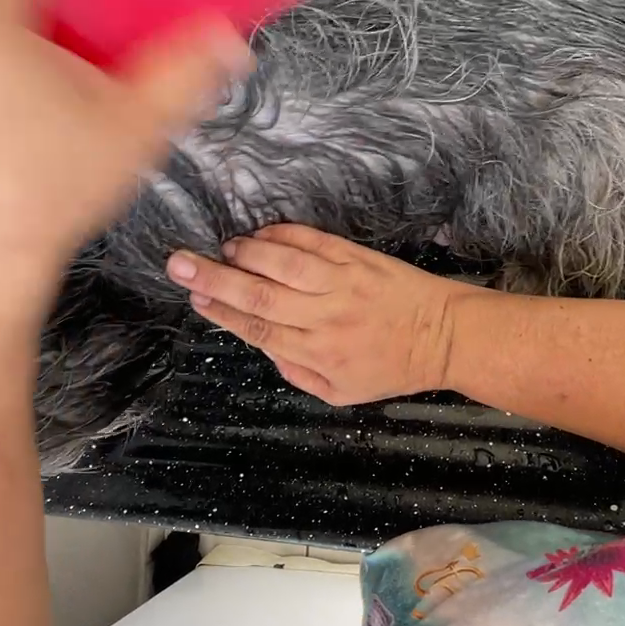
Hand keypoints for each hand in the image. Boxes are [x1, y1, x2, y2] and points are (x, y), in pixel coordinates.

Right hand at [163, 225, 483, 404]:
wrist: (446, 337)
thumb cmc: (392, 366)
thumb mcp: (340, 392)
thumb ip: (297, 372)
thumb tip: (264, 346)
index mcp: (316, 353)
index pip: (256, 329)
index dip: (219, 312)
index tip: (193, 296)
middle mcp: (323, 317)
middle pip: (258, 295)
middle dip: (214, 278)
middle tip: (178, 263)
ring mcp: (341, 284)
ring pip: (282, 264)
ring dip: (247, 253)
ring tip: (223, 249)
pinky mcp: (358, 259)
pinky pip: (313, 242)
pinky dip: (283, 235)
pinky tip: (261, 233)